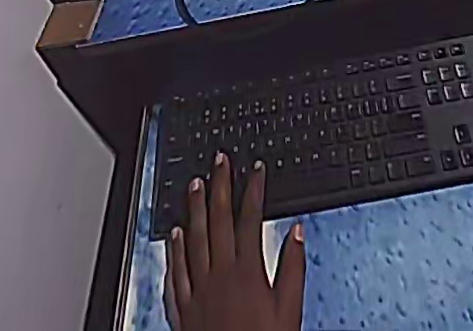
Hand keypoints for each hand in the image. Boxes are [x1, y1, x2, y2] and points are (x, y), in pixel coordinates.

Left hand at [165, 152, 304, 330]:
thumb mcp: (290, 313)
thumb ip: (293, 269)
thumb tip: (297, 232)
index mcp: (247, 271)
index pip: (250, 218)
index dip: (254, 189)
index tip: (256, 169)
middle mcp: (220, 273)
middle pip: (220, 218)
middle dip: (221, 185)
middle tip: (219, 160)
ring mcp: (199, 288)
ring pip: (194, 237)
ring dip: (195, 207)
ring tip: (195, 183)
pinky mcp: (183, 308)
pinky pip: (177, 271)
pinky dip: (175, 249)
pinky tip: (175, 233)